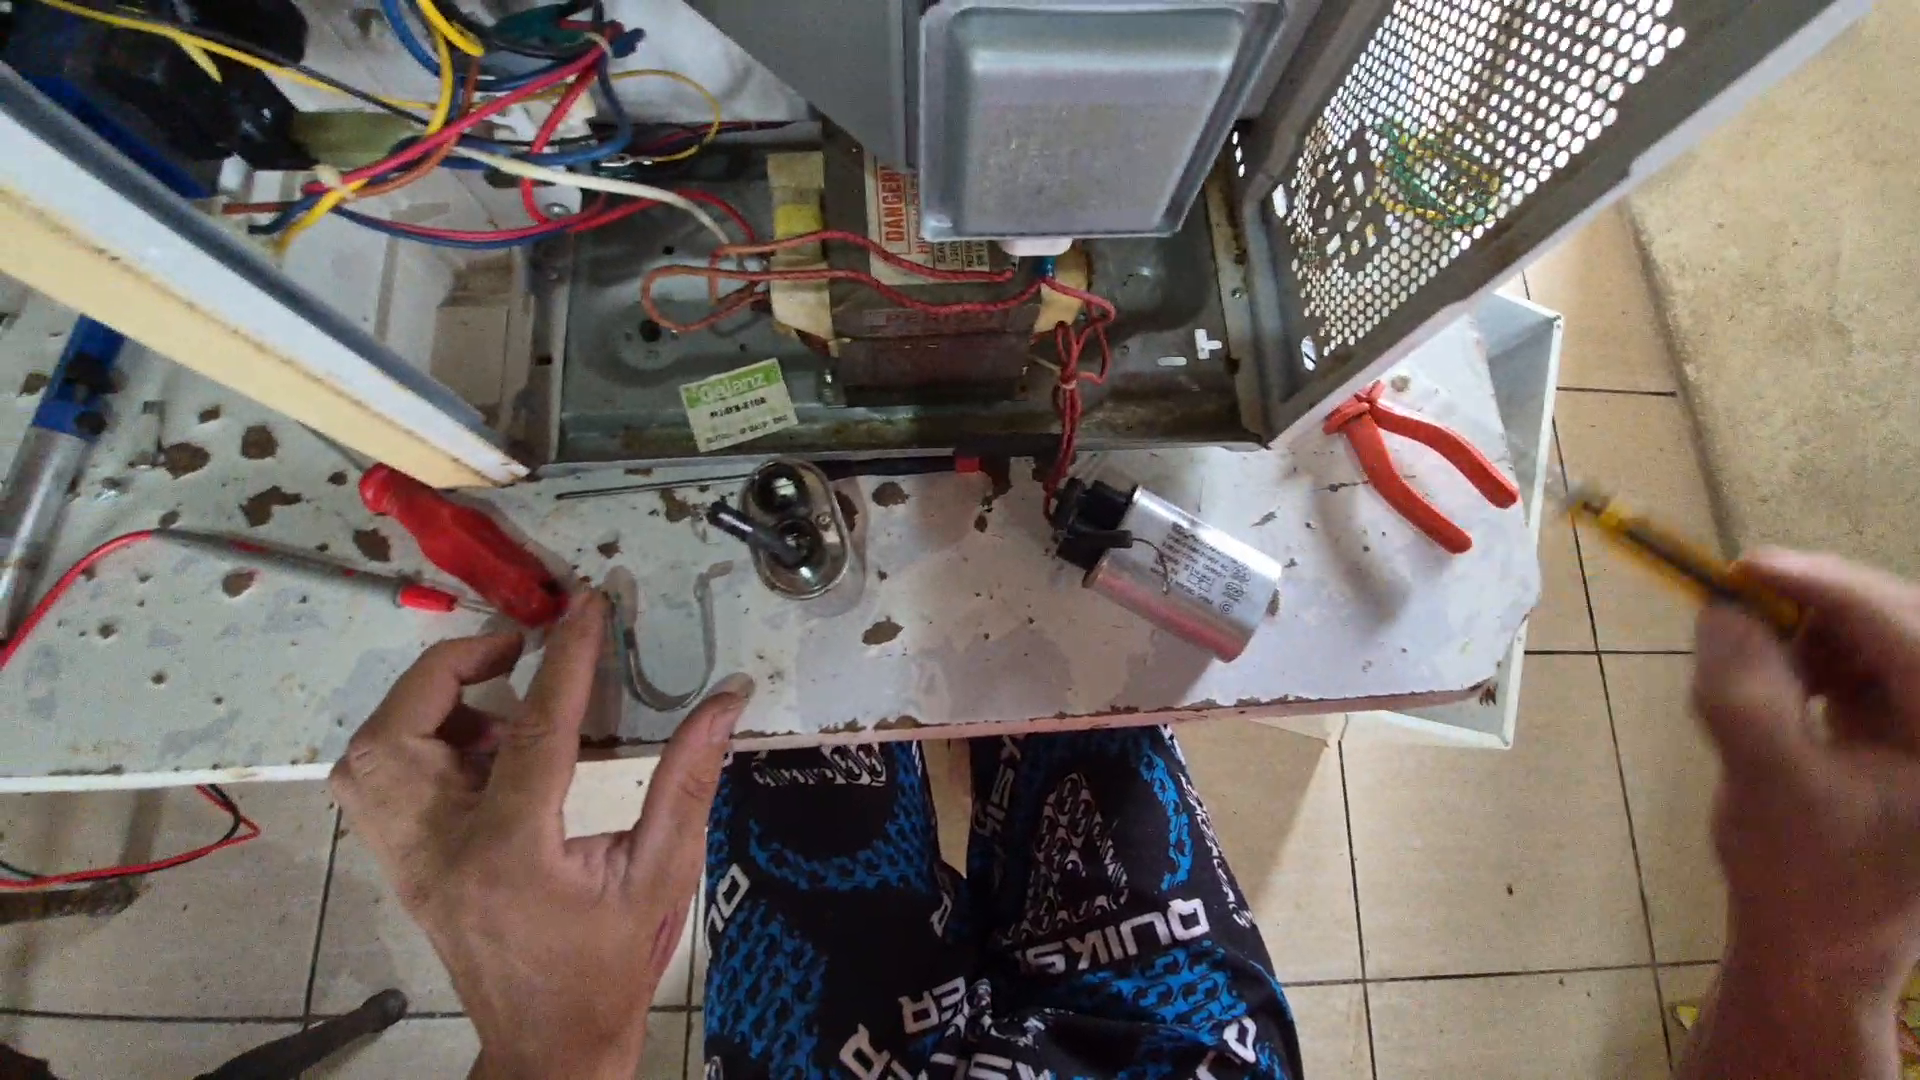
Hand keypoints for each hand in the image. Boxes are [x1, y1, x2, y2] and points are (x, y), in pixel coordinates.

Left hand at [329, 592, 747, 1079]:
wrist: (549, 1043)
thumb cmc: (615, 959)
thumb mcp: (668, 867)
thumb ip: (691, 776)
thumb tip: (728, 698)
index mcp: (513, 852)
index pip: (536, 728)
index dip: (568, 656)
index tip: (588, 605)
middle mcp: (438, 853)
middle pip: (400, 736)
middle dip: (453, 668)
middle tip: (518, 647)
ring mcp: (407, 865)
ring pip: (369, 760)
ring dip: (428, 705)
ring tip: (500, 698)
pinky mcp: (402, 870)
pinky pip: (379, 785)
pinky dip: (421, 741)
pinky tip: (486, 749)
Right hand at [1693, 549, 1919, 1002]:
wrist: (1817, 933)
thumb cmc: (1799, 866)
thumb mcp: (1764, 777)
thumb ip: (1744, 690)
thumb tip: (1722, 608)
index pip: (1912, 634)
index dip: (1828, 589)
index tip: (1744, 564)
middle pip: (1911, 626)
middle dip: (1822, 602)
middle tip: (1736, 591)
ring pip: (1887, 639)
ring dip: (1813, 628)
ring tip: (1751, 645)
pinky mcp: (1912, 732)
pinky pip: (1870, 665)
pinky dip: (1814, 655)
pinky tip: (1781, 673)